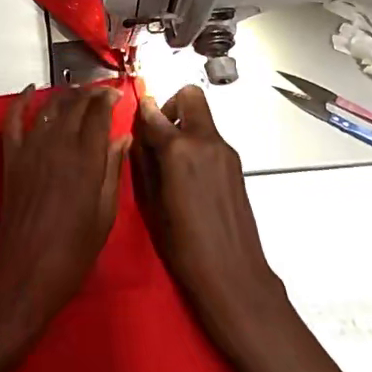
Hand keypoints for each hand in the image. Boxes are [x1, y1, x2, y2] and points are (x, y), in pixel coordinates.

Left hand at [0, 84, 128, 313]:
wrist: (25, 272)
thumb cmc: (73, 250)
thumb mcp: (105, 213)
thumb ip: (113, 170)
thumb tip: (122, 139)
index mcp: (86, 158)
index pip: (99, 112)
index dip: (109, 98)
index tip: (117, 95)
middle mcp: (59, 144)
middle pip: (76, 104)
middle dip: (90, 94)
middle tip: (101, 94)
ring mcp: (31, 149)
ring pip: (50, 107)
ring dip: (65, 95)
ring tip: (77, 93)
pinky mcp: (11, 158)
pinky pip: (13, 121)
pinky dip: (21, 102)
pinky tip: (31, 91)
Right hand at [136, 86, 371, 371]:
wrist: (233, 275)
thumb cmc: (184, 248)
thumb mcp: (151, 205)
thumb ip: (144, 162)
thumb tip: (139, 135)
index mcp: (181, 150)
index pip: (157, 111)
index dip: (143, 113)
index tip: (136, 121)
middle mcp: (207, 140)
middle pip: (191, 96)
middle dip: (170, 106)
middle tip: (157, 135)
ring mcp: (226, 150)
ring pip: (202, 117)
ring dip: (183, 126)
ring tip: (168, 163)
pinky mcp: (236, 164)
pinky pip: (211, 138)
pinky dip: (196, 143)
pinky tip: (186, 178)